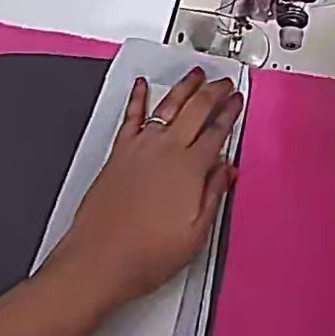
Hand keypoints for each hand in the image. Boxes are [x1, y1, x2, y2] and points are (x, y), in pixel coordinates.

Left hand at [47, 70, 241, 311]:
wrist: (98, 261)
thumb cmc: (144, 254)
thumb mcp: (196, 234)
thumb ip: (214, 194)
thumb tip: (227, 170)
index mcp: (191, 168)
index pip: (217, 130)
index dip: (230, 112)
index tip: (237, 102)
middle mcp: (167, 150)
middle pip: (197, 108)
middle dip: (215, 91)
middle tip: (224, 83)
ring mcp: (141, 147)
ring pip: (169, 104)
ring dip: (186, 86)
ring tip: (196, 75)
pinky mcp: (119, 151)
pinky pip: (132, 115)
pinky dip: (138, 97)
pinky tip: (142, 86)